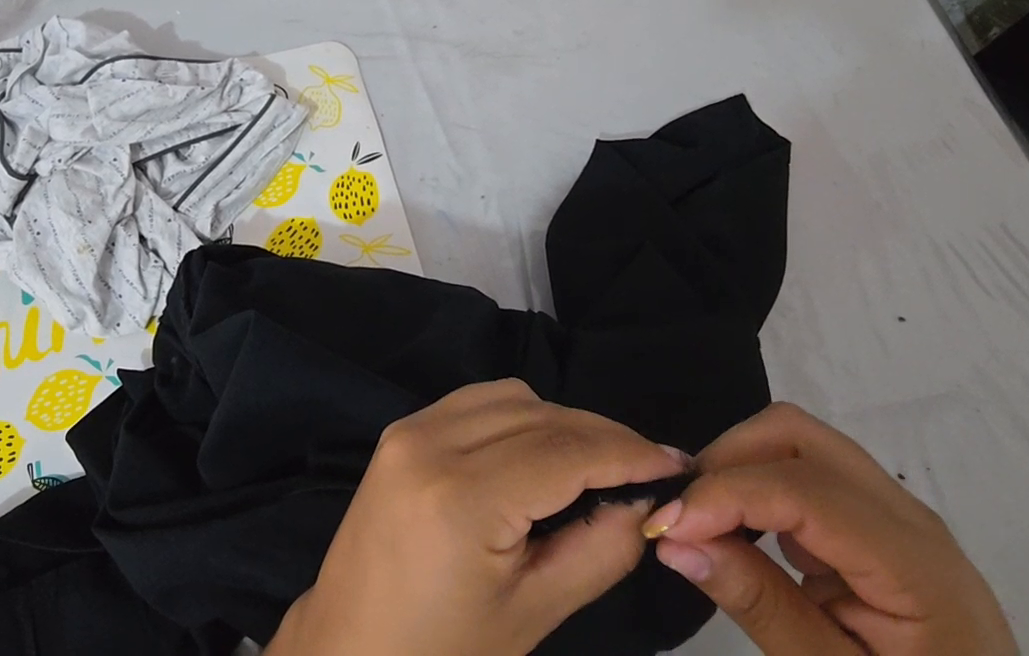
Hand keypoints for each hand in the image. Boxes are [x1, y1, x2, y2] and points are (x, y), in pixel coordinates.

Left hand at [265, 379, 684, 655]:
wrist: (350, 649)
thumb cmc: (443, 650)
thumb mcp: (533, 611)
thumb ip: (599, 547)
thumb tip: (648, 499)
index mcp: (462, 496)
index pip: (566, 452)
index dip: (629, 453)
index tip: (679, 464)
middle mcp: (430, 442)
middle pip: (540, 415)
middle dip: (602, 436)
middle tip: (649, 469)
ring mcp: (408, 429)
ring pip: (510, 398)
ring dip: (561, 422)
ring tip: (598, 465)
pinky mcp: (400, 431)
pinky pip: (476, 402)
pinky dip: (518, 417)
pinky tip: (539, 452)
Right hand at [644, 403, 1016, 654]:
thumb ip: (761, 607)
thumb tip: (673, 543)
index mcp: (914, 564)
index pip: (801, 488)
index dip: (723, 495)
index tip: (662, 527)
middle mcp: (908, 517)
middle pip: (797, 436)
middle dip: (727, 460)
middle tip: (684, 518)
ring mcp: (894, 515)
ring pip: (798, 443)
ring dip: (739, 468)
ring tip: (704, 525)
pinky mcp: (875, 524)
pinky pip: (806, 473)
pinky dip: (758, 486)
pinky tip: (741, 536)